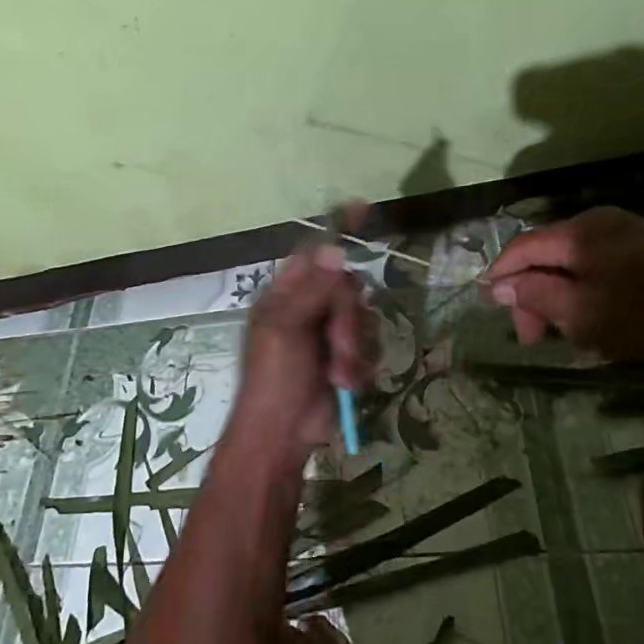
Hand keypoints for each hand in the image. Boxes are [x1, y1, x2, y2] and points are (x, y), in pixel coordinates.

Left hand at [230, 246, 372, 457]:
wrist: (284, 434)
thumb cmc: (274, 379)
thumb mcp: (286, 329)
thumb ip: (313, 289)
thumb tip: (333, 250)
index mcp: (285, 295)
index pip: (314, 252)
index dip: (338, 231)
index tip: (364, 209)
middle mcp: (308, 308)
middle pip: (347, 288)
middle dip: (348, 319)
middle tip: (338, 345)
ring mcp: (328, 334)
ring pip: (363, 319)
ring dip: (354, 350)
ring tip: (339, 375)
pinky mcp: (346, 359)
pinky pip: (369, 346)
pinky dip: (360, 366)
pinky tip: (347, 384)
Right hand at [483, 207, 643, 365]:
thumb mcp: (584, 313)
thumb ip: (537, 295)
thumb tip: (500, 284)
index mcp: (581, 230)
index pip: (523, 247)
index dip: (501, 277)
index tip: (490, 311)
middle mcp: (602, 223)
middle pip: (548, 256)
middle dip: (535, 296)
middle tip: (534, 339)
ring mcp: (629, 235)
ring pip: (574, 267)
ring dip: (562, 302)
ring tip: (568, 339)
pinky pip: (601, 271)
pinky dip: (588, 298)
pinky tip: (596, 328)